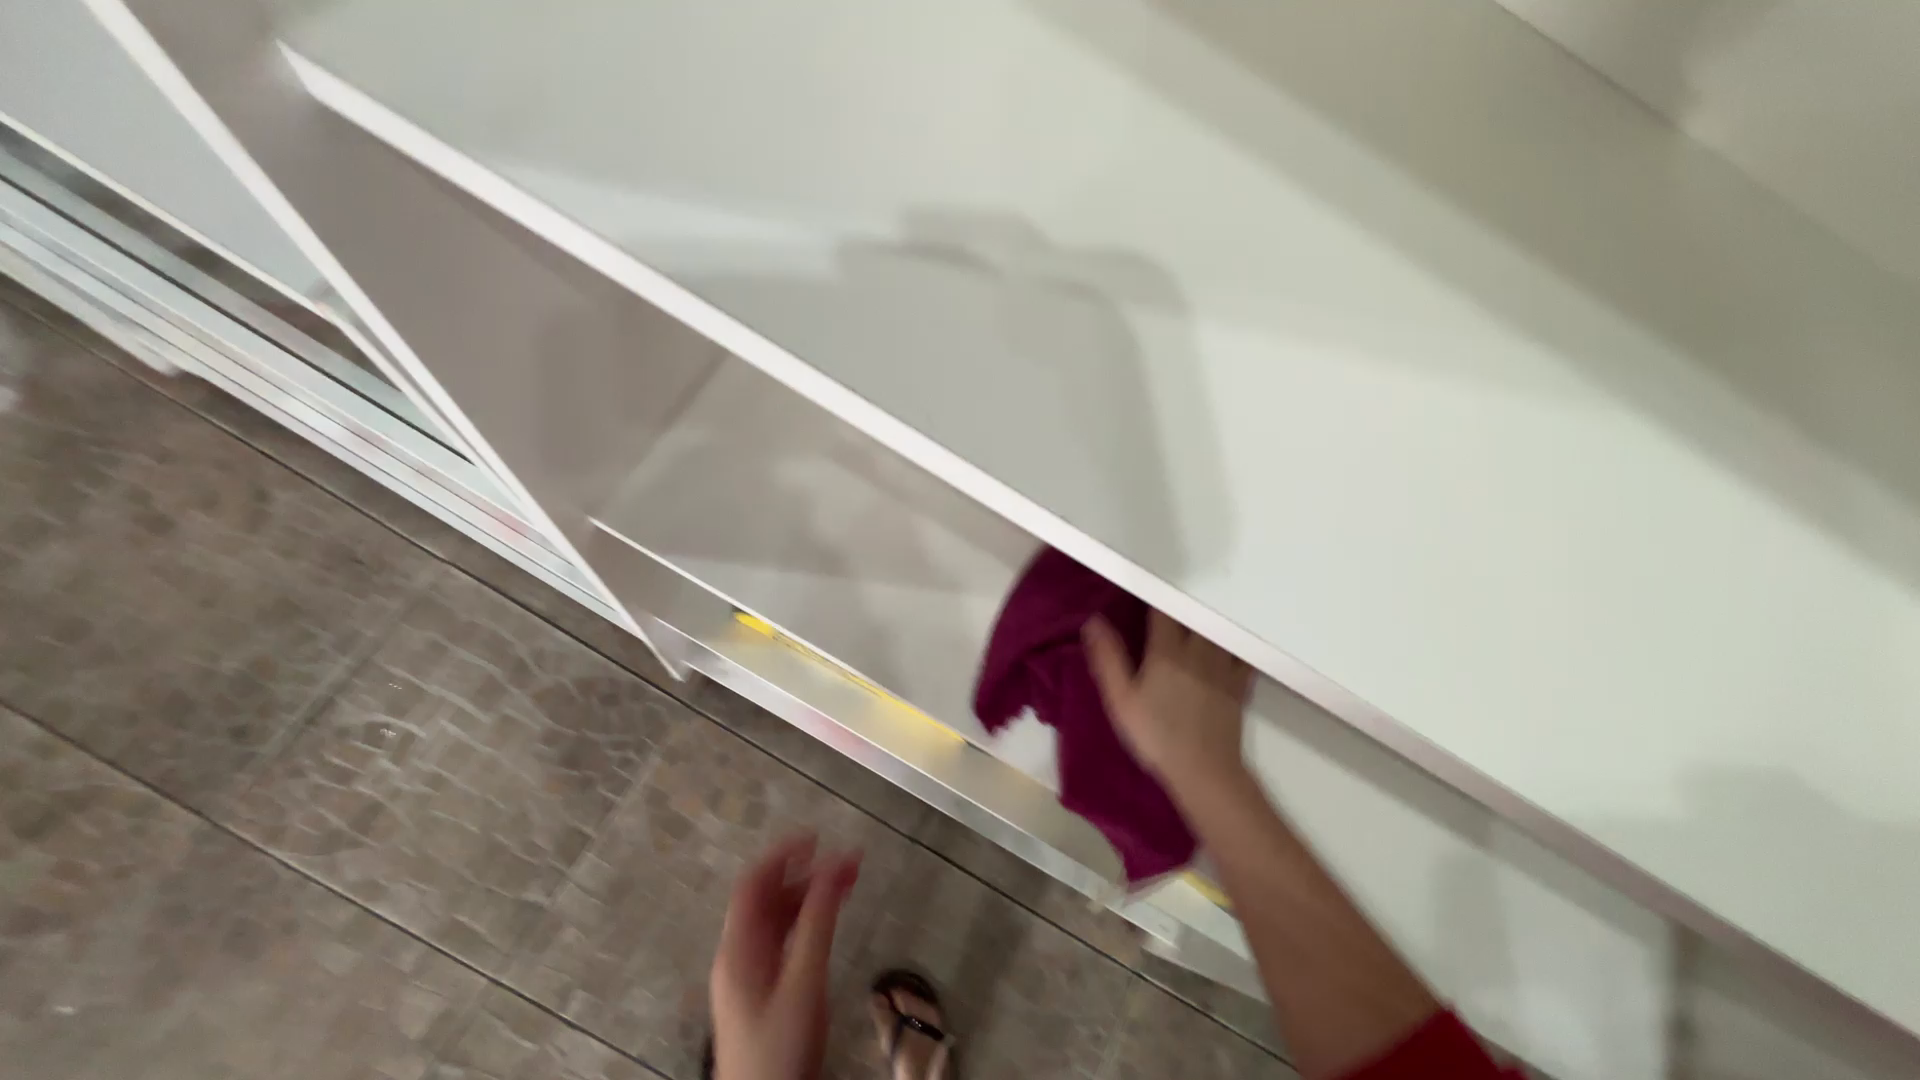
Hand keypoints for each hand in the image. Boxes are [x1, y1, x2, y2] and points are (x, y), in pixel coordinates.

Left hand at [710, 834, 862, 1079]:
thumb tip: (834, 865)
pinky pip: (783, 943)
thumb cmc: (780, 1047)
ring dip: (810, 897)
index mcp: (738, 948)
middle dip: (806, 874)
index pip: (752, 883)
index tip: (817, 837)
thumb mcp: (804, 982)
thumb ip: (818, 922)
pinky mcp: (763, 994)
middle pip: (768, 900)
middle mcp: (739, 955)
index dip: (781, 854)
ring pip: (778, 920)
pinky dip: (807, 923)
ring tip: (849, 883)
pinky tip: (830, 921)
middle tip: (848, 861)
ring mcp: (749, 976)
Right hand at [1084, 610, 1253, 790]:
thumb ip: (1108, 657)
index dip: (1153, 594)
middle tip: (1169, 595)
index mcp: (1168, 650)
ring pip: (1218, 627)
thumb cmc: (1156, 735)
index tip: (1143, 586)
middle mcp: (1199, 649)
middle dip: (1181, 601)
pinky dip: (1235, 639)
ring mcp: (1224, 664)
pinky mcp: (1240, 682)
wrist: (1204, 770)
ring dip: (1207, 615)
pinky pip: (1242, 650)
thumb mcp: (1121, 700)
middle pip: (1194, 612)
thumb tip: (1093, 621)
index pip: (1162, 609)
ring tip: (1198, 608)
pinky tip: (1230, 636)